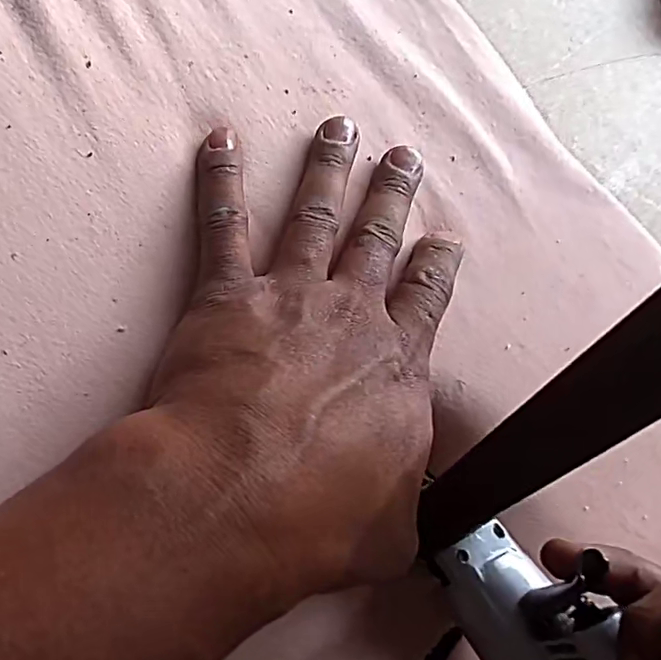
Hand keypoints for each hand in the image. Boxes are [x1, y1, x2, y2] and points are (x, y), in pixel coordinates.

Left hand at [141, 117, 463, 601]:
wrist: (240, 501)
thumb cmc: (314, 522)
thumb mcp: (388, 532)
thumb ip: (401, 513)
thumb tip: (408, 528)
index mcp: (395, 367)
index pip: (426, 300)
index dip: (435, 266)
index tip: (441, 239)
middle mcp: (350, 318)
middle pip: (378, 240)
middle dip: (391, 194)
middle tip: (401, 156)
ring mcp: (289, 299)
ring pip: (314, 214)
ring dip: (327, 167)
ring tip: (337, 127)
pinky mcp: (225, 299)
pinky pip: (222, 223)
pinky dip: (219, 179)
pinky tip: (219, 139)